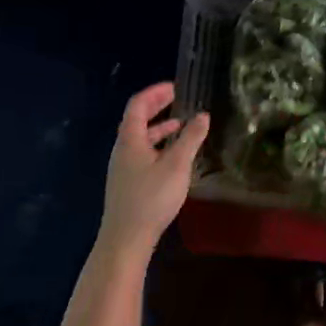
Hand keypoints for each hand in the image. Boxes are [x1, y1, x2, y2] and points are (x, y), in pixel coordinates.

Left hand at [100, 82, 209, 254]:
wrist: (126, 238)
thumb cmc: (151, 198)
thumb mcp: (176, 165)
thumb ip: (190, 138)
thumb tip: (203, 115)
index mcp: (130, 139)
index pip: (138, 105)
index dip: (155, 93)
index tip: (175, 87)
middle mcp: (122, 149)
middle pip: (136, 119)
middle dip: (157, 107)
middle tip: (177, 99)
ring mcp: (122, 167)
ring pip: (139, 138)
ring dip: (158, 128)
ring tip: (180, 126)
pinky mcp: (126, 183)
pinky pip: (141, 153)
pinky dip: (156, 145)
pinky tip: (172, 158)